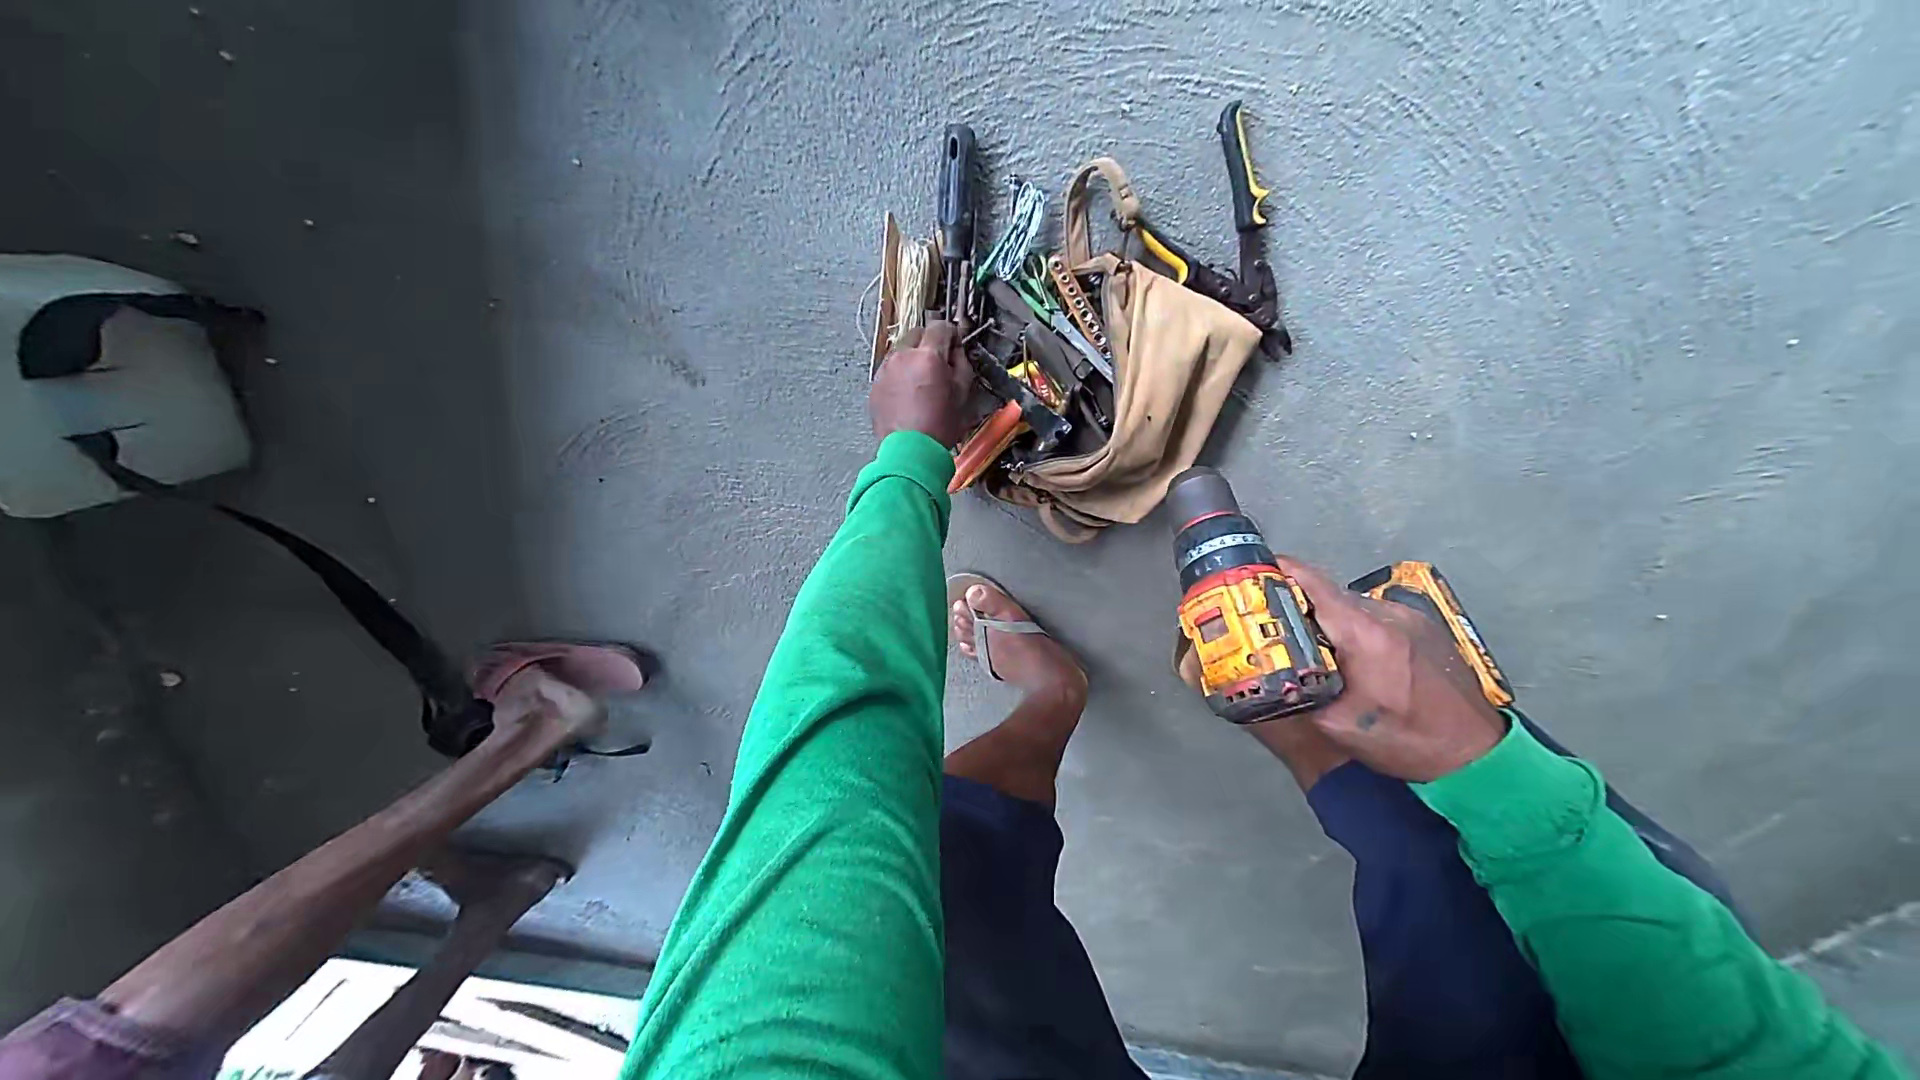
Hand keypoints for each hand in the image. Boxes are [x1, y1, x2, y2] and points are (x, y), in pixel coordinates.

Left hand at [870, 320, 973, 445]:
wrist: (910, 452)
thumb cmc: (937, 427)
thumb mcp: (962, 394)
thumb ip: (962, 364)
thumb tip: (957, 352)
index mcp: (928, 356)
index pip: (940, 327)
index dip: (951, 334)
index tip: (954, 343)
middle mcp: (903, 357)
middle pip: (917, 334)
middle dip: (929, 344)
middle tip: (939, 362)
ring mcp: (886, 370)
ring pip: (901, 352)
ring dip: (913, 359)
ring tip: (923, 382)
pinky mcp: (876, 385)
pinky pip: (890, 370)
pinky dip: (900, 375)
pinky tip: (909, 394)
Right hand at [1262, 557, 1508, 781]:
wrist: (1478, 756)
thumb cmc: (1409, 741)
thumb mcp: (1337, 725)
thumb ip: (1298, 693)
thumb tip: (1264, 675)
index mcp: (1365, 635)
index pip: (1312, 583)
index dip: (1278, 573)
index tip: (1250, 575)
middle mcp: (1387, 615)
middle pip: (1326, 590)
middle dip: (1292, 599)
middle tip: (1265, 617)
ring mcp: (1408, 617)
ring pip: (1348, 602)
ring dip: (1322, 615)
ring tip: (1301, 640)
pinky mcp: (1421, 626)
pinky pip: (1371, 614)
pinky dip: (1348, 624)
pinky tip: (1342, 652)